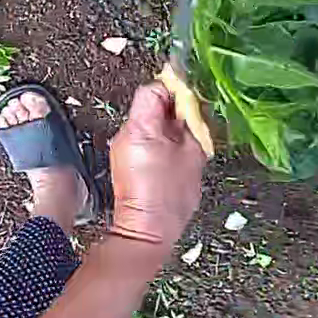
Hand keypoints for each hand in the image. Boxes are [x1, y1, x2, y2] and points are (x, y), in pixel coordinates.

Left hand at [107, 83, 208, 248]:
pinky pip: (144, 137)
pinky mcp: (125, 158)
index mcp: (141, 127)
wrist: (147, 229)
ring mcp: (122, 146)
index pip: (153, 89)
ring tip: (186, 140)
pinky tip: (175, 153)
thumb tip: (194, 105)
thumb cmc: (169, 197)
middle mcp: (125, 133)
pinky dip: (160, 138)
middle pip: (150, 103)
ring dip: (168, 124)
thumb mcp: (192, 153)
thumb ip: (193, 123)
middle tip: (195, 120)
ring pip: (149, 120)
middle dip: (174, 107)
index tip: (192, 96)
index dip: (175, 89)